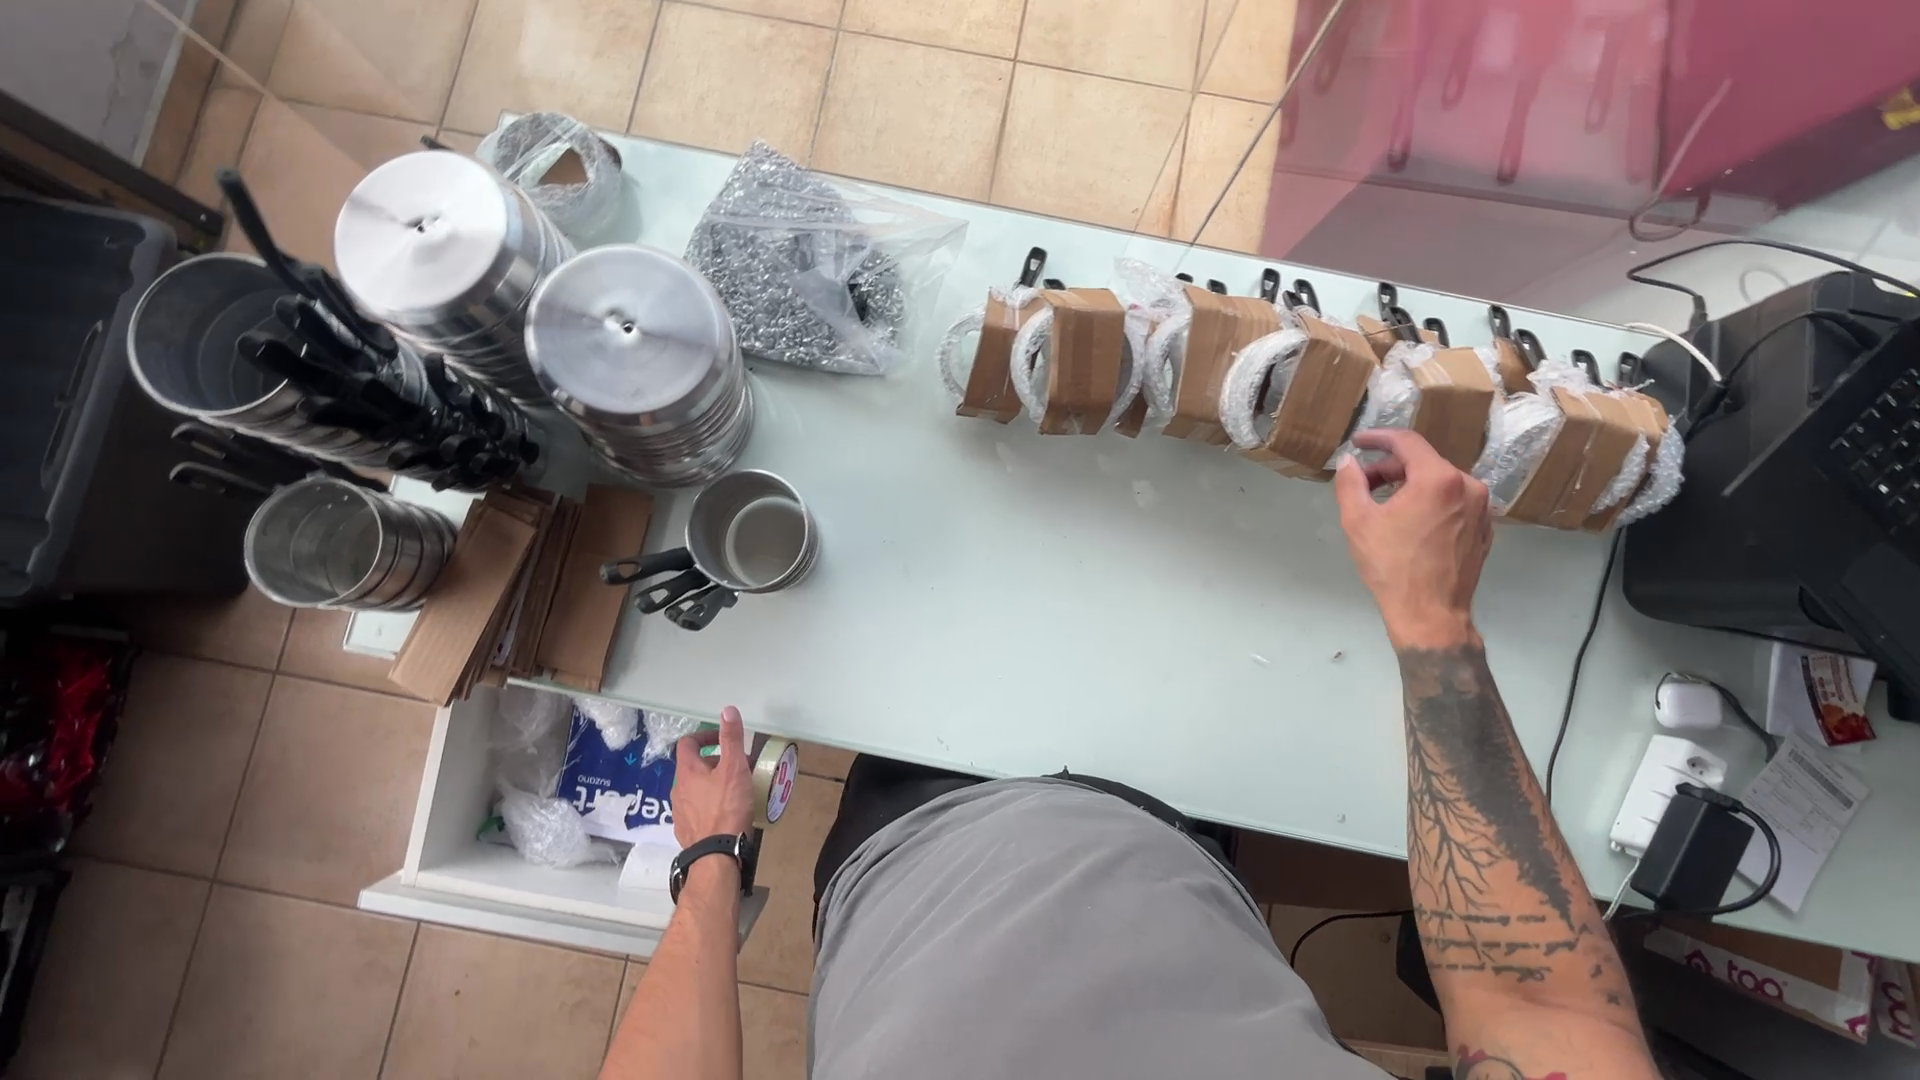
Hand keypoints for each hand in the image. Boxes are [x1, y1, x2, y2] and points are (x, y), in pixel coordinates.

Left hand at [671, 706, 755, 846]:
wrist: (715, 855)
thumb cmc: (727, 807)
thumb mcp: (735, 768)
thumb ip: (732, 738)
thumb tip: (728, 710)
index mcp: (687, 771)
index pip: (688, 744)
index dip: (705, 737)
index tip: (724, 741)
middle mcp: (678, 789)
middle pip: (694, 767)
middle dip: (717, 762)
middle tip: (740, 766)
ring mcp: (680, 811)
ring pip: (697, 789)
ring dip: (714, 783)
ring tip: (737, 790)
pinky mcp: (686, 830)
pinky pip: (698, 809)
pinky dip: (711, 804)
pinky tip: (729, 812)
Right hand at [1333, 429, 1492, 648]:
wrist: (1430, 613)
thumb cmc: (1391, 565)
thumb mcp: (1358, 521)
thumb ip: (1350, 483)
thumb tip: (1349, 462)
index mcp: (1438, 479)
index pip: (1407, 442)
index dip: (1379, 438)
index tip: (1358, 442)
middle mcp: (1468, 485)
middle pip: (1424, 462)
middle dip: (1390, 468)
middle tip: (1362, 484)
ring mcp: (1482, 507)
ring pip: (1439, 482)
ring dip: (1409, 485)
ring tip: (1384, 505)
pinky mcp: (1484, 528)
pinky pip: (1454, 502)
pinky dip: (1429, 502)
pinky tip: (1409, 522)